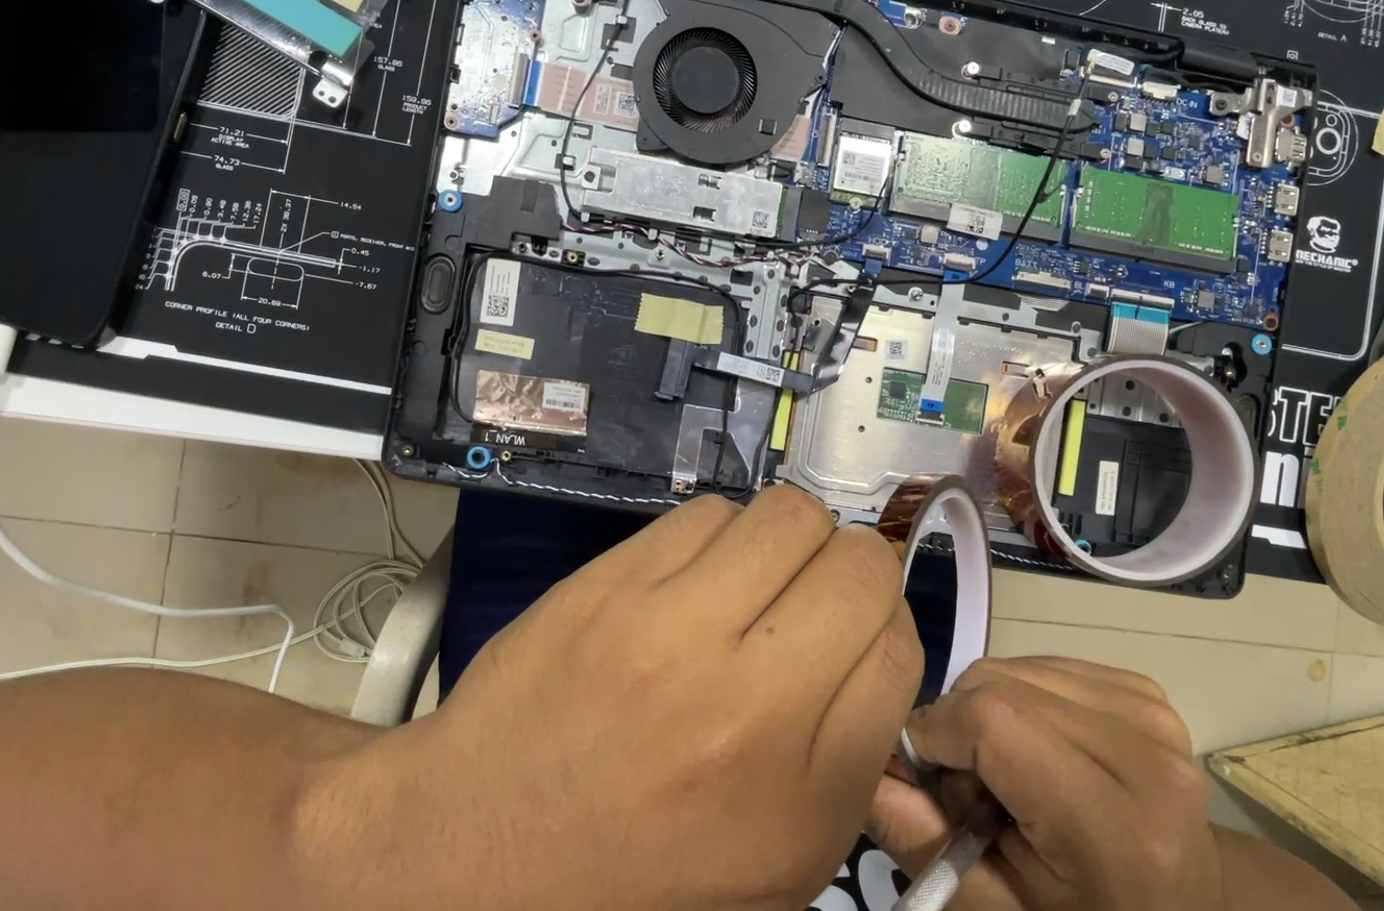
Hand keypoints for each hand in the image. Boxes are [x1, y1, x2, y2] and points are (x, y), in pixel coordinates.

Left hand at [306, 487, 923, 910]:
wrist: (482, 841)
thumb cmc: (643, 870)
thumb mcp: (782, 859)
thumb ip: (853, 753)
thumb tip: (876, 640)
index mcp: (802, 788)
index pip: (901, 646)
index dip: (883, 633)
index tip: (849, 641)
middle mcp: (745, 694)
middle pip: (857, 562)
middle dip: (849, 573)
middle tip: (807, 601)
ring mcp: (668, 623)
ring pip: (786, 515)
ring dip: (784, 544)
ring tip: (748, 584)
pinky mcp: (609, 579)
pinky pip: (706, 513)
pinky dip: (717, 537)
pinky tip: (689, 579)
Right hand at [867, 657, 1222, 910]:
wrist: (1181, 905)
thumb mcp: (993, 908)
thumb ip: (921, 840)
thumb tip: (862, 768)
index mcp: (1118, 829)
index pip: (994, 721)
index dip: (937, 735)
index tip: (925, 780)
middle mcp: (1147, 754)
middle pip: (995, 683)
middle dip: (956, 727)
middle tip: (972, 792)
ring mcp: (1151, 712)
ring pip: (1008, 666)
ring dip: (983, 711)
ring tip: (1007, 774)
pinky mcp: (1144, 688)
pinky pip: (1036, 663)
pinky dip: (1014, 697)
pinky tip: (1036, 748)